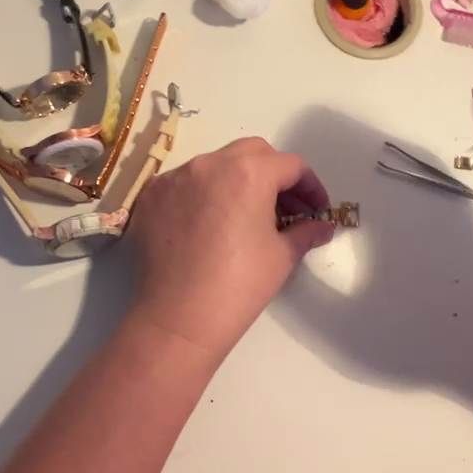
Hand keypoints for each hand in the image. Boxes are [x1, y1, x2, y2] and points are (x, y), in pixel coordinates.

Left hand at [126, 137, 333, 354]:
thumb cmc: (239, 286)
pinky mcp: (150, 197)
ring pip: (214, 165)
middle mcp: (209, 164)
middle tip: (285, 206)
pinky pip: (184, 184)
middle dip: (274, 173)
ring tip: (245, 214)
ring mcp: (175, 178)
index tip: (316, 209)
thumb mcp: (282, 257)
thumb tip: (321, 227)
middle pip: (251, 153)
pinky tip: (208, 223)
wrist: (178, 319)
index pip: (290, 165)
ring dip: (236, 180)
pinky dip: (201, 194)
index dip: (310, 186)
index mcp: (248, 173)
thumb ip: (305, 232)